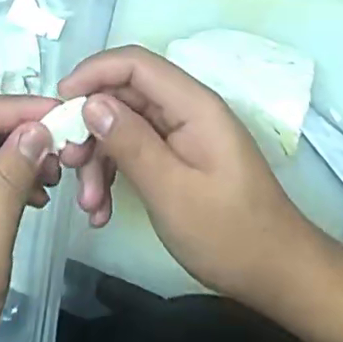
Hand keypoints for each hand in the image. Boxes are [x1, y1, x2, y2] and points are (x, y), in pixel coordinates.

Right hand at [57, 46, 314, 301]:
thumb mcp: (173, 192)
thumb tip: (90, 103)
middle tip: (69, 162)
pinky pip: (134, 147)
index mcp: (193, 104)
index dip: (94, 72)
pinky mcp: (177, 154)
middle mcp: (185, 108)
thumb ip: (130, 143)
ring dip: (99, 158)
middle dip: (91, 126)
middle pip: (123, 94)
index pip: (135, 63)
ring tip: (90, 203)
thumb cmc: (232, 235)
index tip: (61, 101)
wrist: (282, 278)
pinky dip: (114, 172)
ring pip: (123, 123)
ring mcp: (181, 131)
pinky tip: (102, 208)